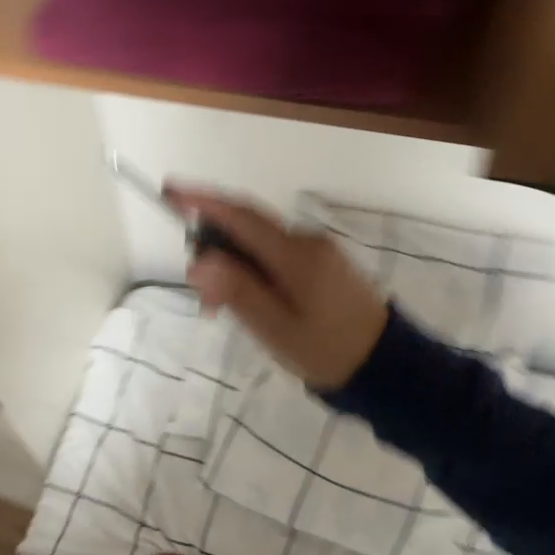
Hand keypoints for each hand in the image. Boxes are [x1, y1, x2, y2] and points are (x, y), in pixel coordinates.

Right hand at [167, 186, 389, 389]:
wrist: (384, 364)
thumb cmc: (326, 349)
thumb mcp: (275, 328)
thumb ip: (237, 291)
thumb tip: (198, 263)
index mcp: (294, 254)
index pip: (240, 215)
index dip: (202, 201)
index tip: (170, 190)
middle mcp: (306, 241)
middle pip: (246, 228)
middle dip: (214, 250)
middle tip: (202, 299)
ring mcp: (317, 251)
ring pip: (259, 246)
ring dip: (233, 268)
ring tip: (223, 312)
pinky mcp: (323, 263)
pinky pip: (275, 257)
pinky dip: (253, 273)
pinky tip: (251, 304)